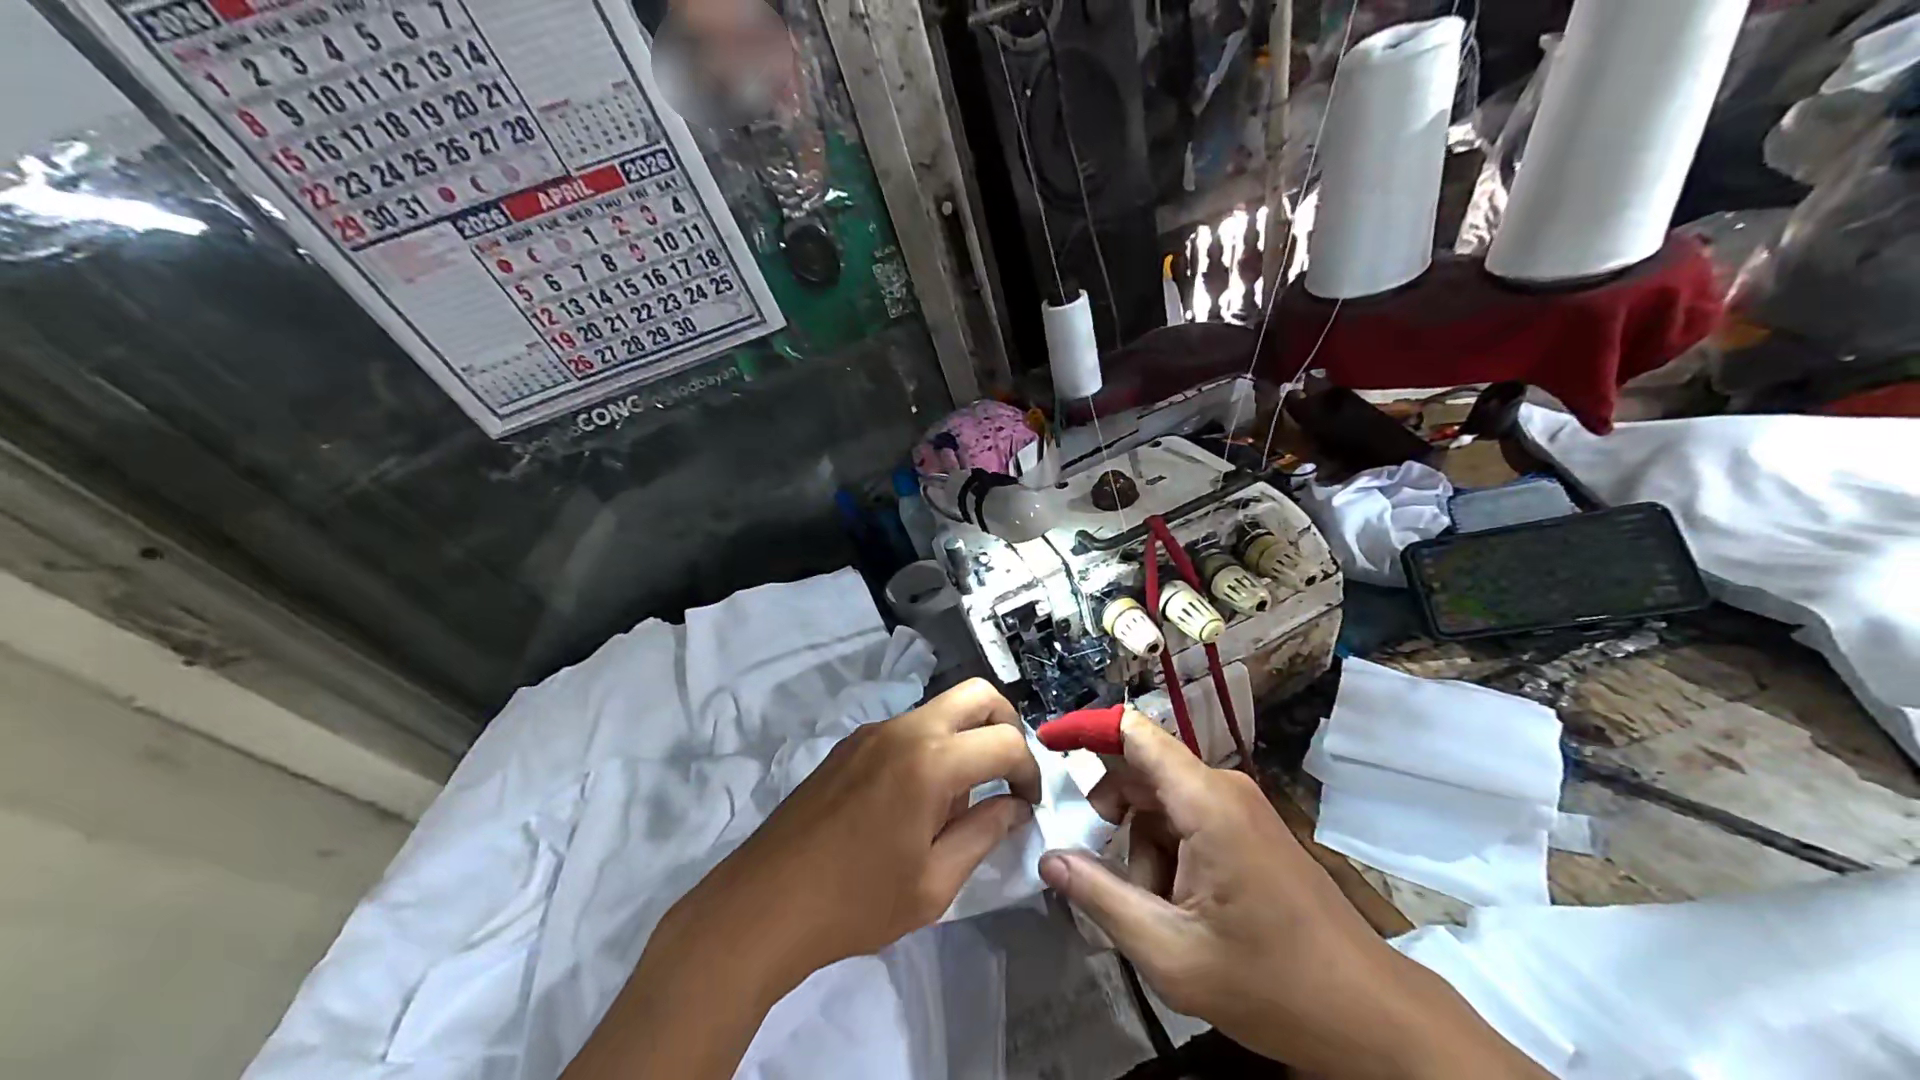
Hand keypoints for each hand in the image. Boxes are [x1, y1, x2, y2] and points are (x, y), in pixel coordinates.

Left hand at [683, 677, 1041, 980]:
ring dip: (966, 738)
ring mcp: (872, 732)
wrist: (763, 905)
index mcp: (930, 760)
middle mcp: (904, 729)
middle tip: (1009, 775)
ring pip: (941, 709)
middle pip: (977, 694)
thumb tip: (1013, 805)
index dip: (1030, 772)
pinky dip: (933, 747)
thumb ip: (984, 832)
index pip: (1005, 742)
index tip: (1028, 805)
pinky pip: (908, 728)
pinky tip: (917, 801)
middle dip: (1007, 726)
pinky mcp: (849, 745)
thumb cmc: (855, 902)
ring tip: (959, 800)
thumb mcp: (934, 882)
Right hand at [1040, 711, 1548, 1079]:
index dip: (1086, 728)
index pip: (1134, 733)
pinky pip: (1188, 820)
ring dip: (1140, 845)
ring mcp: (1240, 810)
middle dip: (1109, 812)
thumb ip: (1100, 897)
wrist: (1368, 1015)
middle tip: (1094, 863)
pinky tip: (1175, 905)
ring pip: (1162, 802)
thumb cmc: (1269, 981)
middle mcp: (1223, 790)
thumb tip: (1049, 858)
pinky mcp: (1249, 832)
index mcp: (1205, 802)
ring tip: (1150, 908)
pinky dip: (1165, 852)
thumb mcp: (1169, 950)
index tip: (1046, 742)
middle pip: (1142, 771)